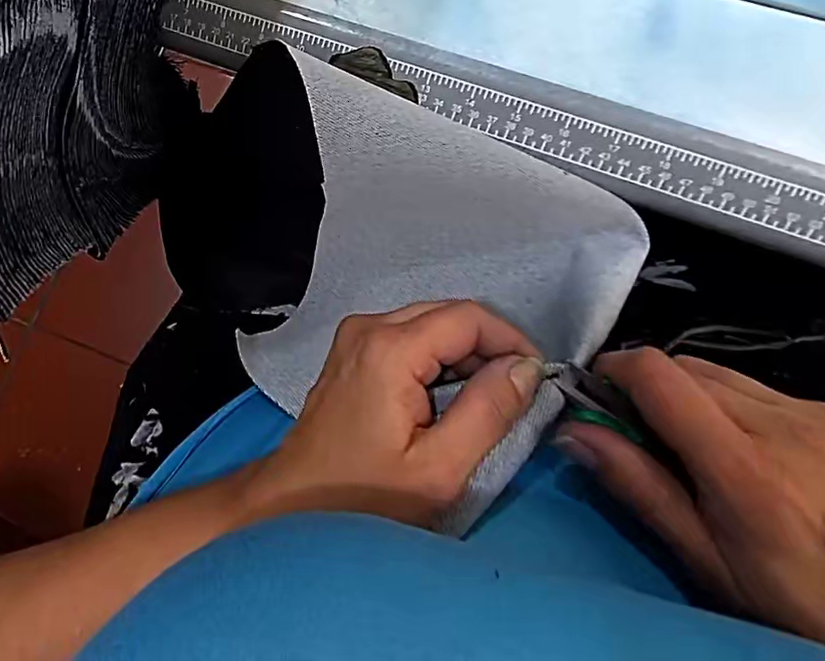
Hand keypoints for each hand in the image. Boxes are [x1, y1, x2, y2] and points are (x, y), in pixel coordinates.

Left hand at [242, 299, 544, 528]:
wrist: (289, 510)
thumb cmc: (360, 502)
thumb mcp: (438, 469)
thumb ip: (488, 412)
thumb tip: (526, 369)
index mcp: (389, 348)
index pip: (468, 317)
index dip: (511, 340)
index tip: (535, 378)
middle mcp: (369, 327)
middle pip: (449, 314)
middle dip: (489, 347)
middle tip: (515, 392)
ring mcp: (356, 336)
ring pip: (430, 322)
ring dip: (465, 354)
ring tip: (486, 400)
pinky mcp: (352, 351)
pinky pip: (409, 336)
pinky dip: (438, 358)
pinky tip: (449, 397)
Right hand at [555, 349, 824, 660]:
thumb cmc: (802, 615)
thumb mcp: (706, 562)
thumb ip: (637, 487)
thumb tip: (574, 432)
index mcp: (749, 473)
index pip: (660, 376)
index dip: (617, 369)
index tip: (598, 388)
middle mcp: (790, 428)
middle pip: (687, 367)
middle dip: (653, 388)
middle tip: (644, 431)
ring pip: (724, 374)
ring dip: (697, 396)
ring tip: (705, 448)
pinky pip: (767, 389)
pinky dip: (742, 407)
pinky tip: (759, 452)